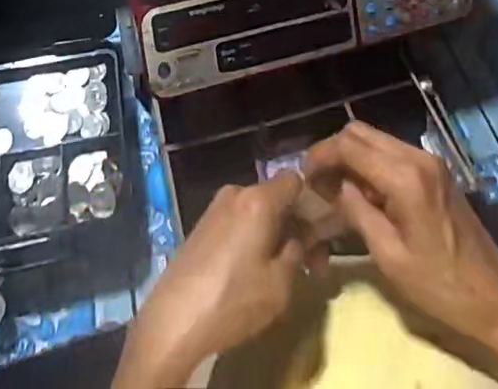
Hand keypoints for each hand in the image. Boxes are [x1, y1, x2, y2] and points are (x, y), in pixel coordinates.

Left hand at [113, 172, 307, 388]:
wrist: (175, 317)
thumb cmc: (233, 298)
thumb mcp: (279, 284)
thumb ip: (297, 251)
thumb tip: (300, 236)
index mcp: (257, 200)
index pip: (295, 180)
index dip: (313, 202)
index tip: (322, 233)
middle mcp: (236, 192)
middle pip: (277, 197)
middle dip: (298, 226)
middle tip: (313, 266)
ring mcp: (216, 206)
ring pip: (258, 210)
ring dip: (276, 233)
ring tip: (286, 272)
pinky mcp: (204, 223)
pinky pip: (240, 219)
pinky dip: (255, 236)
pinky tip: (258, 268)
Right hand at [304, 122, 497, 388]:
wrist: (497, 297)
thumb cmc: (441, 284)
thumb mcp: (389, 255)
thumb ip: (356, 211)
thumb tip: (332, 186)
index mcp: (404, 177)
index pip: (348, 145)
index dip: (320, 155)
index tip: (303, 176)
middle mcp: (416, 157)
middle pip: (359, 131)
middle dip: (333, 150)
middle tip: (317, 180)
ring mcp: (428, 161)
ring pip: (374, 138)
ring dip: (350, 156)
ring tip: (335, 187)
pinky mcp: (434, 170)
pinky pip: (390, 152)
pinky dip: (369, 163)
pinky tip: (363, 192)